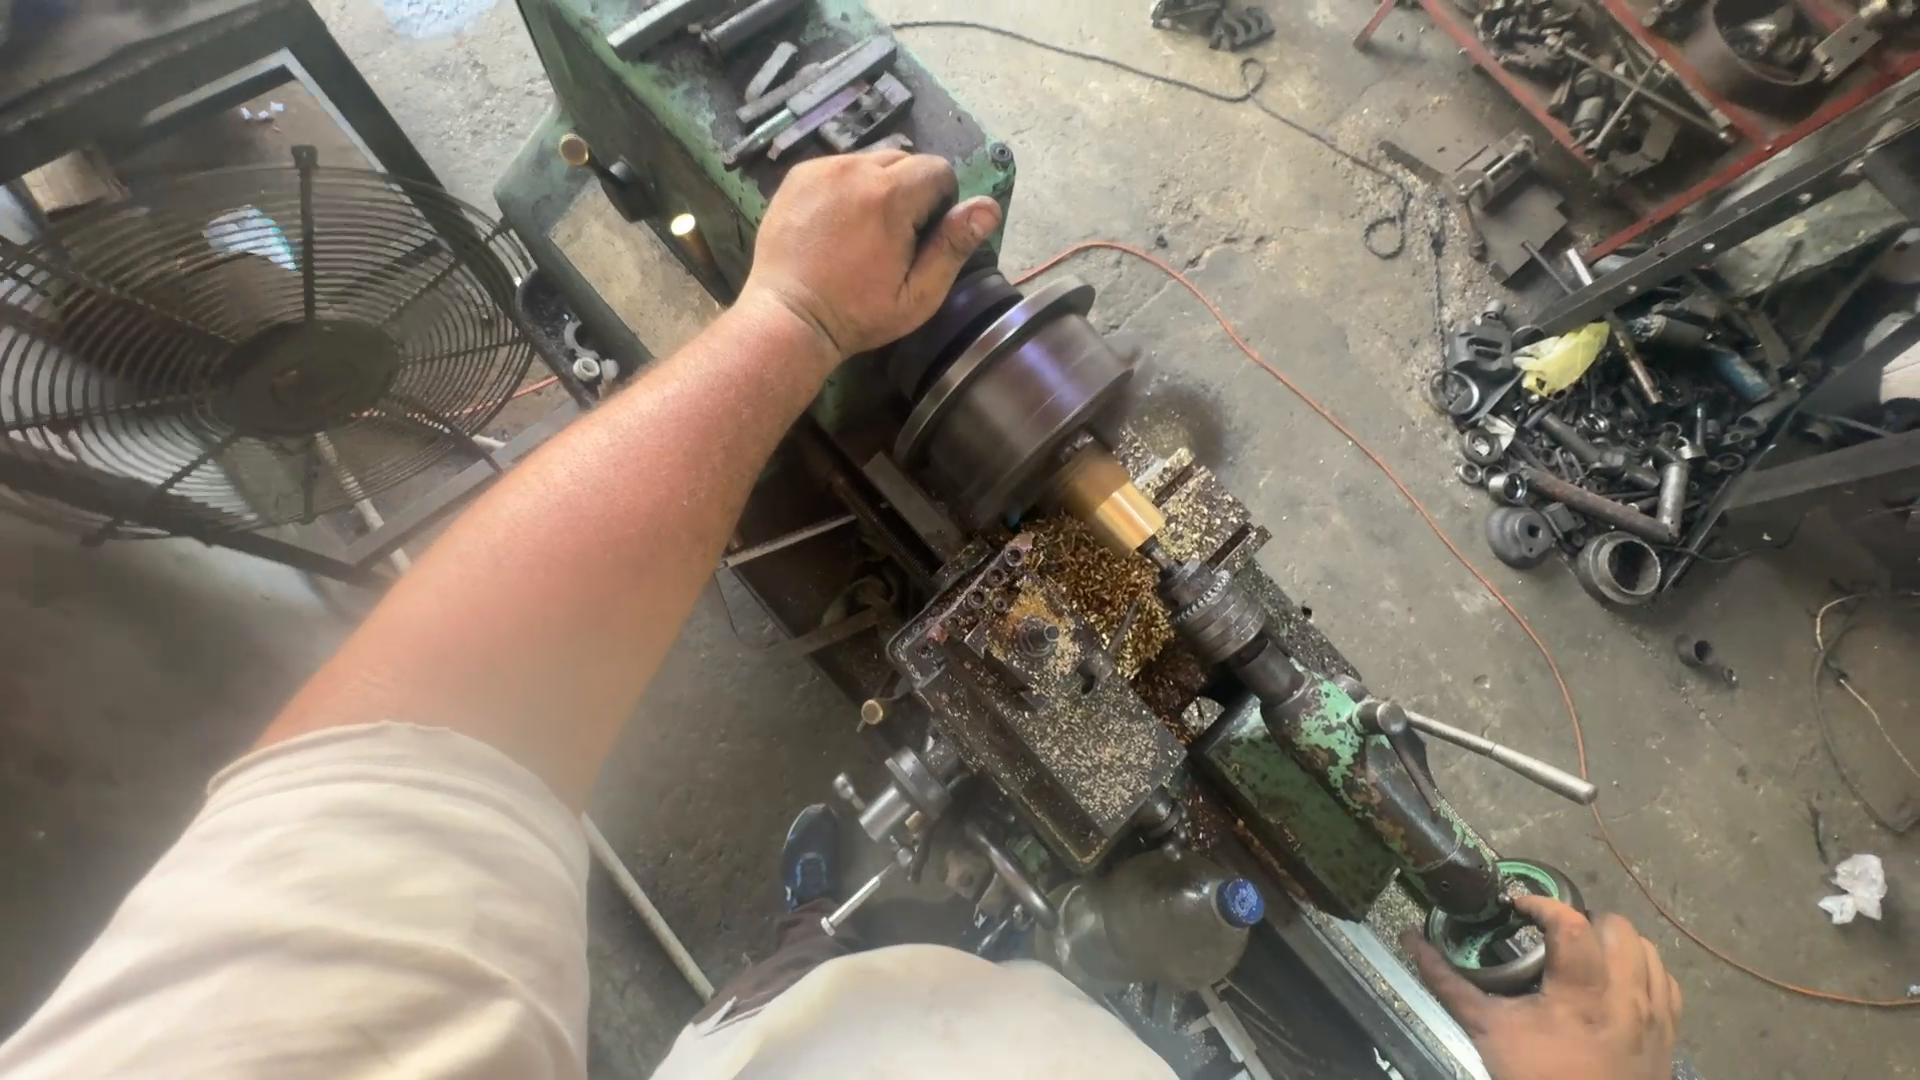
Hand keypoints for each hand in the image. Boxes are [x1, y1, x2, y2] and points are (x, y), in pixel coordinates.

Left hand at [741, 151, 1002, 363]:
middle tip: (894, 240)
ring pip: (870, 162)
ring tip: (864, 234)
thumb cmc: (858, 315)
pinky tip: (838, 227)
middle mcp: (855, 168)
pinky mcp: (798, 177)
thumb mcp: (917, 295)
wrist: (789, 317)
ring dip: (878, 188)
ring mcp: (822, 169)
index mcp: (890, 195)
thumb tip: (988, 207)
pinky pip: (838, 168)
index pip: (938, 170)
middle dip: (910, 193)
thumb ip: (953, 247)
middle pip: (905, 160)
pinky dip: (847, 189)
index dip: (940, 204)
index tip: (922, 238)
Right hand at [1402, 897, 1681, 1079]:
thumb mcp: (1483, 1027)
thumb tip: (1408, 936)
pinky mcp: (1670, 1035)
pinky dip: (1641, 967)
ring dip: (1613, 940)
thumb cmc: (1535, 1076)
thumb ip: (1445, 979)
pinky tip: (1612, 978)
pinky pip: (1666, 981)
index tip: (1516, 907)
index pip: (1573, 925)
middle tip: (1549, 930)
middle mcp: (1626, 999)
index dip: (1542, 904)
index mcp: (1581, 995)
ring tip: (1581, 950)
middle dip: (1581, 918)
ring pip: (1648, 949)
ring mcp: (1655, 1018)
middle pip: (1618, 928)